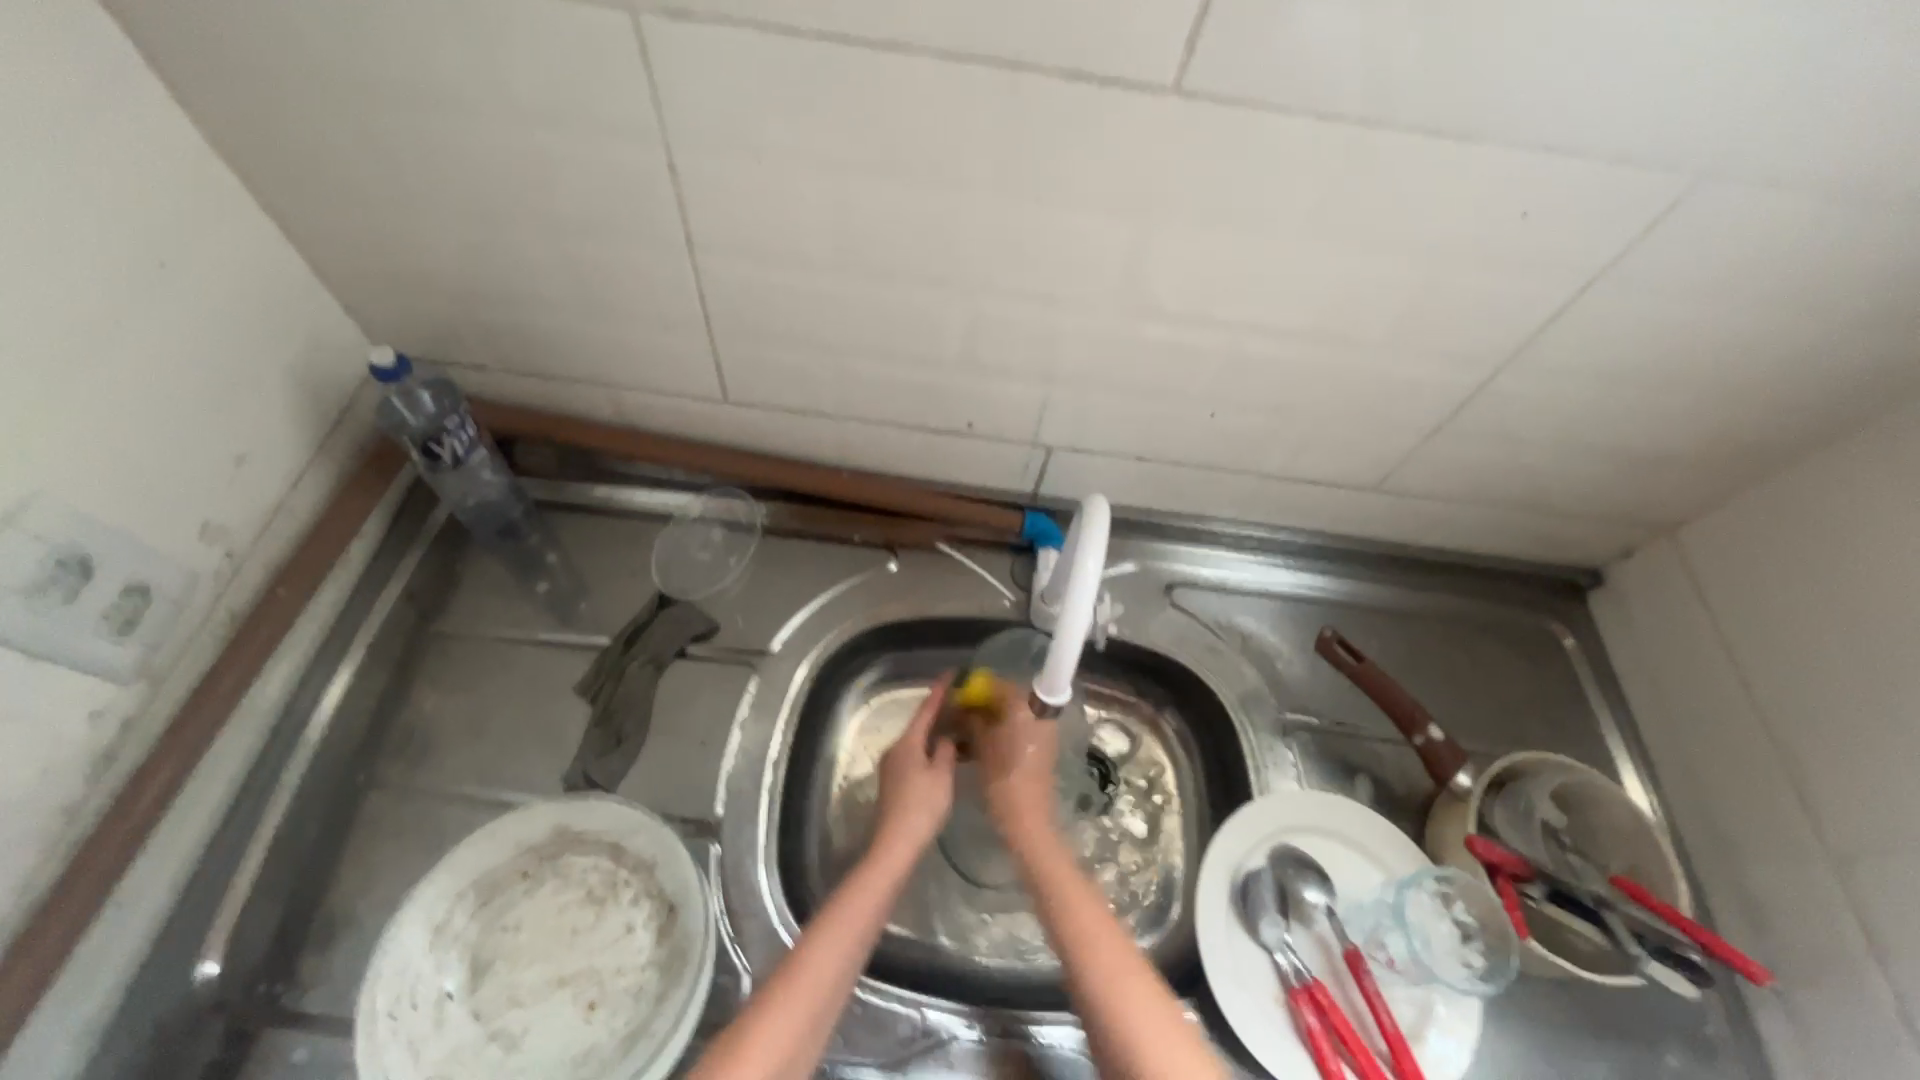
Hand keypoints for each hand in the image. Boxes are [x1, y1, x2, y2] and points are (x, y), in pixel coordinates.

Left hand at [871, 672, 958, 857]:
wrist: (895, 843)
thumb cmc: (922, 806)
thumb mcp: (942, 776)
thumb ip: (946, 751)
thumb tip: (945, 738)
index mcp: (907, 742)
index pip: (925, 709)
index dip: (940, 691)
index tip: (952, 673)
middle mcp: (895, 748)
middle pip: (920, 724)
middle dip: (940, 712)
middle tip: (962, 701)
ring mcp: (892, 765)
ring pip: (917, 741)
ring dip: (936, 733)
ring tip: (959, 727)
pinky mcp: (894, 781)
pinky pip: (915, 755)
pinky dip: (931, 749)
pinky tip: (945, 754)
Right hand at [970, 682, 1060, 848]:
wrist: (1027, 821)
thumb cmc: (1002, 781)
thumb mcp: (981, 747)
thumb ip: (973, 721)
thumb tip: (964, 707)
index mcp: (1026, 708)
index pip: (1000, 685)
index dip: (978, 688)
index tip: (961, 695)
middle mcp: (1040, 714)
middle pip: (1010, 698)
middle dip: (986, 703)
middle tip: (962, 713)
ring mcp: (1044, 732)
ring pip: (1015, 715)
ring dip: (993, 718)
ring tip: (968, 730)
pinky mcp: (1043, 748)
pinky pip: (1021, 730)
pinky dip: (1003, 732)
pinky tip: (982, 744)